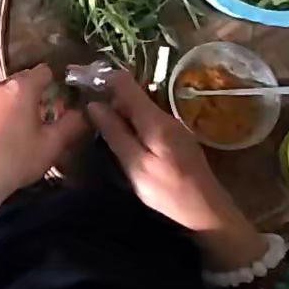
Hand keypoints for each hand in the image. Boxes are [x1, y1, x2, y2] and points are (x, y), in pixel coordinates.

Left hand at [0, 64, 87, 213]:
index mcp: (22, 88)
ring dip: (15, 107)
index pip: (44, 71)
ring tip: (23, 132)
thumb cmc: (18, 158)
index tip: (63, 97)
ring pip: (4, 97)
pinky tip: (0, 142)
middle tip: (46, 117)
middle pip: (22, 82)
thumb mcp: (53, 144)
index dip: (56, 81)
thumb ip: (72, 124)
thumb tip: (84, 113)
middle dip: (35, 95)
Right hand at [86, 72, 260, 258]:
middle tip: (81, 106)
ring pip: (139, 107)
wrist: (208, 211)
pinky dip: (130, 122)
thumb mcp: (136, 166)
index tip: (79, 81)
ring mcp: (173, 126)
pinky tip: (120, 135)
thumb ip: (115, 134)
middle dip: (107, 95)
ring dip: (118, 110)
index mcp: (154, 119)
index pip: (125, 83)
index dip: (102, 77)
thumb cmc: (169, 192)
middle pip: (132, 94)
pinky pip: (147, 120)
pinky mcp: (175, 137)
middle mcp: (165, 115)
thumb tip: (94, 104)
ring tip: (95, 120)